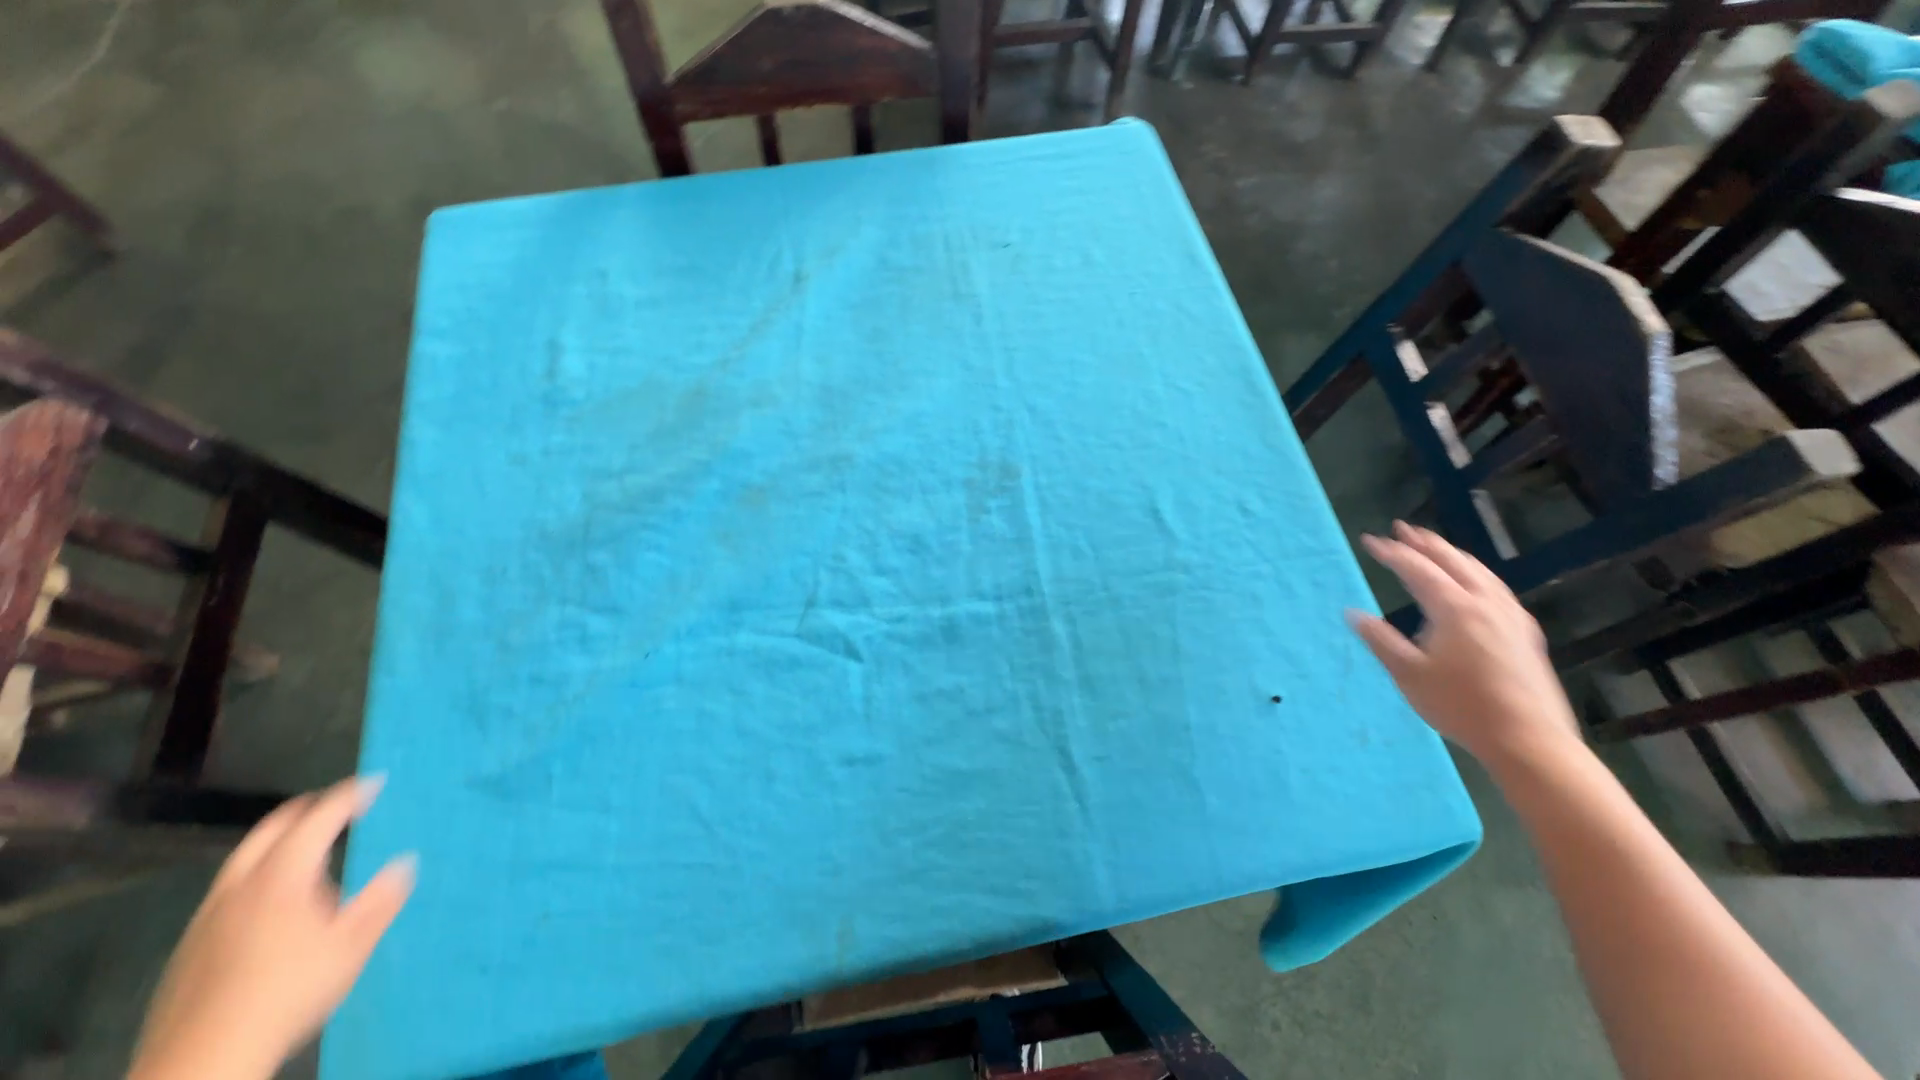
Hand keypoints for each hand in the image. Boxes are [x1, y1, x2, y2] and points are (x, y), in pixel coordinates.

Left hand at [129, 776, 415, 1079]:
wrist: (205, 1054)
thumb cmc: (290, 990)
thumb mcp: (352, 945)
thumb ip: (381, 899)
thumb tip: (406, 861)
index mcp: (283, 875)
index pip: (320, 818)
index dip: (349, 796)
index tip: (374, 783)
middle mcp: (241, 883)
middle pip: (272, 827)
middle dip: (308, 809)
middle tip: (338, 806)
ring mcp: (210, 911)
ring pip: (245, 857)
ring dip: (279, 841)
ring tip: (306, 850)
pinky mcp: (192, 940)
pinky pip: (229, 887)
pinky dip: (258, 873)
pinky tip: (269, 903)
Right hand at [1346, 521, 1580, 766]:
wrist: (1527, 739)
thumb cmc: (1460, 706)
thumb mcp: (1409, 675)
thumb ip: (1381, 640)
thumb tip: (1353, 613)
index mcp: (1454, 608)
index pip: (1418, 569)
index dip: (1392, 553)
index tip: (1370, 541)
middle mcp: (1485, 602)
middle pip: (1453, 561)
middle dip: (1425, 543)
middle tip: (1401, 529)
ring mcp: (1510, 615)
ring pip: (1479, 572)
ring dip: (1452, 555)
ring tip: (1435, 547)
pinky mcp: (1525, 632)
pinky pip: (1496, 588)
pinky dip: (1475, 574)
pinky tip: (1474, 584)